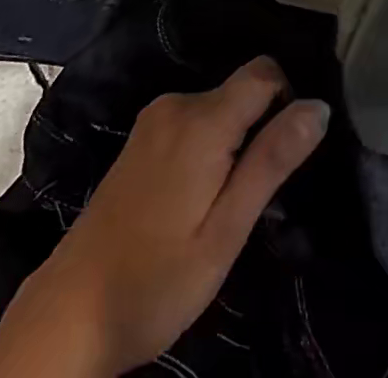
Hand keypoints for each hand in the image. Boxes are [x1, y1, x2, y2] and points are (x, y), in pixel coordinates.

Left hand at [0, 58, 329, 377]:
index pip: (266, 72)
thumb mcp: (228, 229)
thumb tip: (320, 106)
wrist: (68, 315)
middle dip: (264, 128)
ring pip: (222, 108)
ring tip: (232, 205)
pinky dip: (213, 148)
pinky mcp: (141, 140)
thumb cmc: (156, 280)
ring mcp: (153, 121)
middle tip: (260, 196)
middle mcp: (175, 105)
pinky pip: (196, 123)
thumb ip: (273, 160)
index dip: (290, 101)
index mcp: (201, 120)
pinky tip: (201, 199)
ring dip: (239, 142)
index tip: (292, 153)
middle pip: (244, 90)